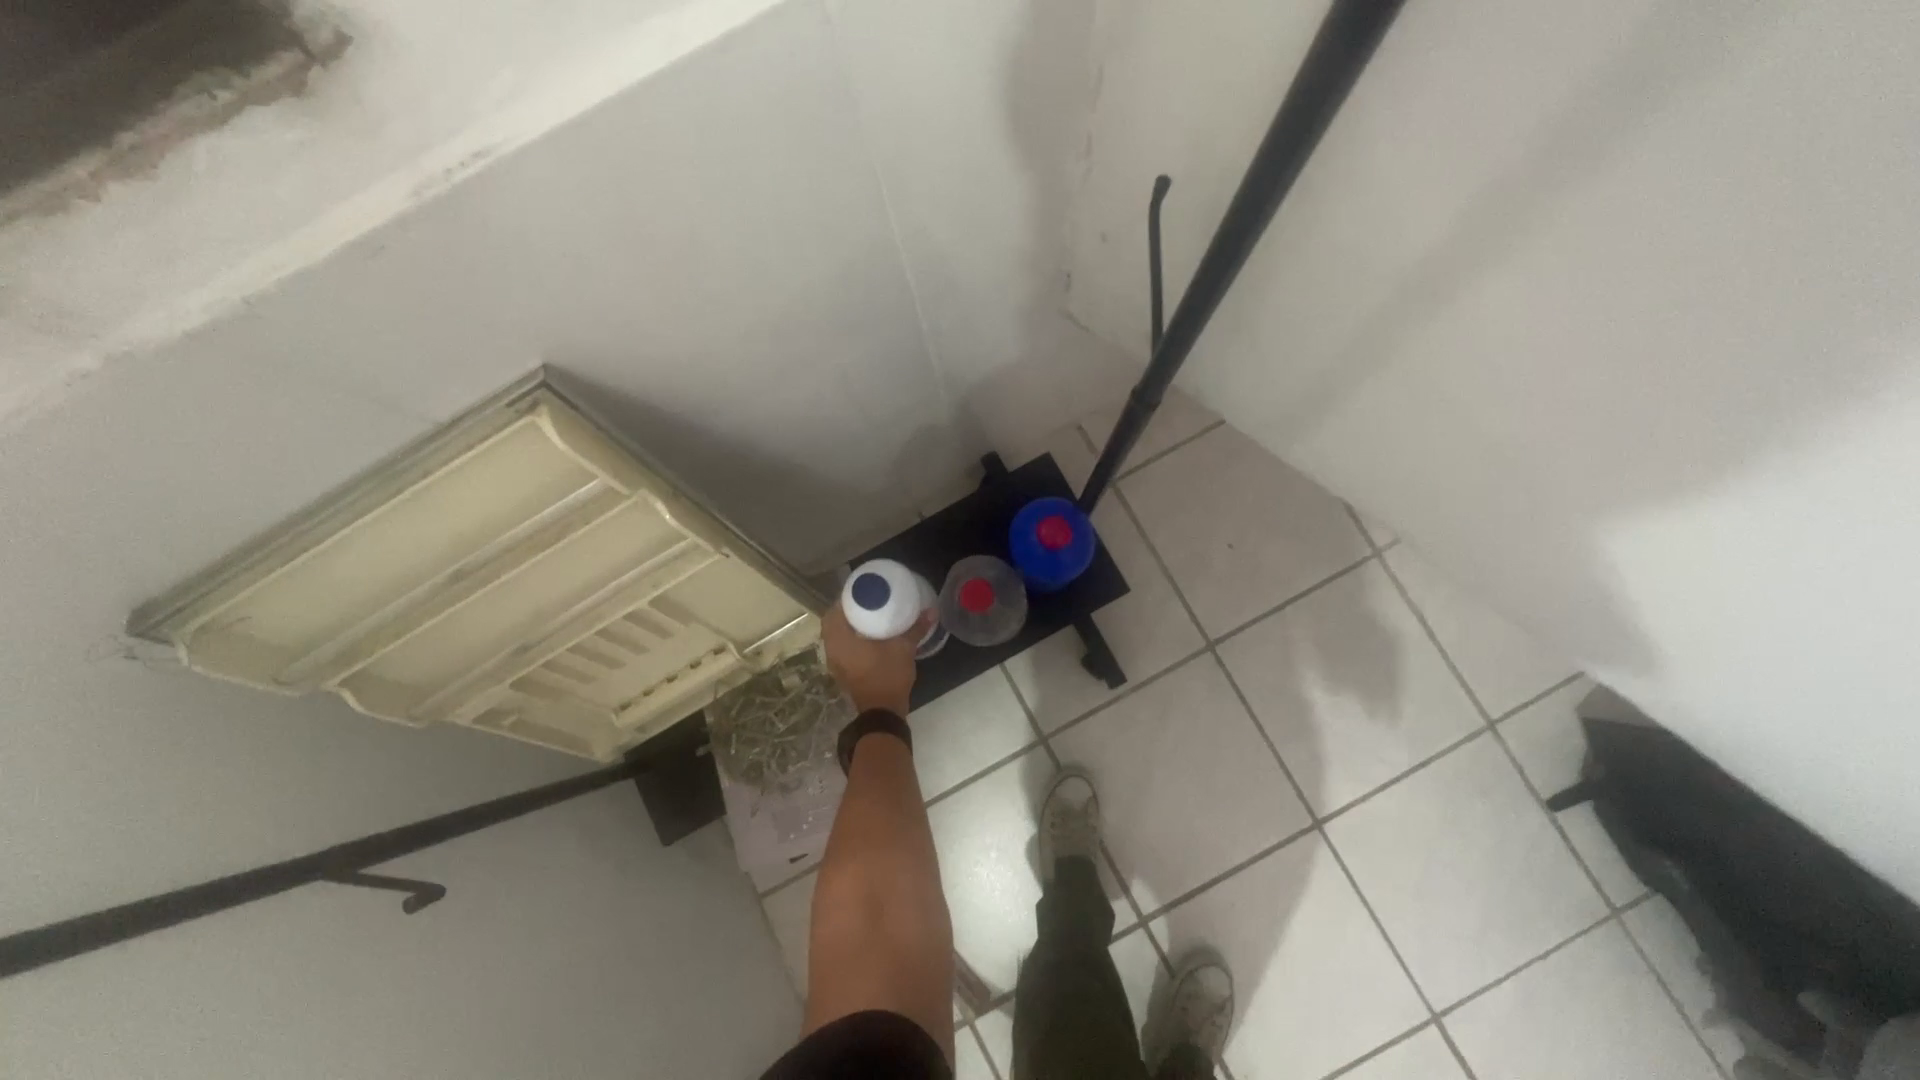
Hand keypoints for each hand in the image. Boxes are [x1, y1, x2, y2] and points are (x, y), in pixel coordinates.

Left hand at [821, 603, 930, 715]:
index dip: (845, 598)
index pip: (834, 611)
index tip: (861, 591)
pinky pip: (841, 648)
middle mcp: (832, 649)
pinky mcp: (842, 672)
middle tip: (866, 602)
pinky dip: (850, 639)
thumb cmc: (888, 676)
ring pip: (836, 637)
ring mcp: (835, 663)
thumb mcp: (903, 649)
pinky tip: (867, 636)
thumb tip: (932, 611)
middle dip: (847, 611)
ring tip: (868, 616)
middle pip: (832, 623)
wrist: (883, 712)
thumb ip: (915, 628)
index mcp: (840, 640)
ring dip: (847, 626)